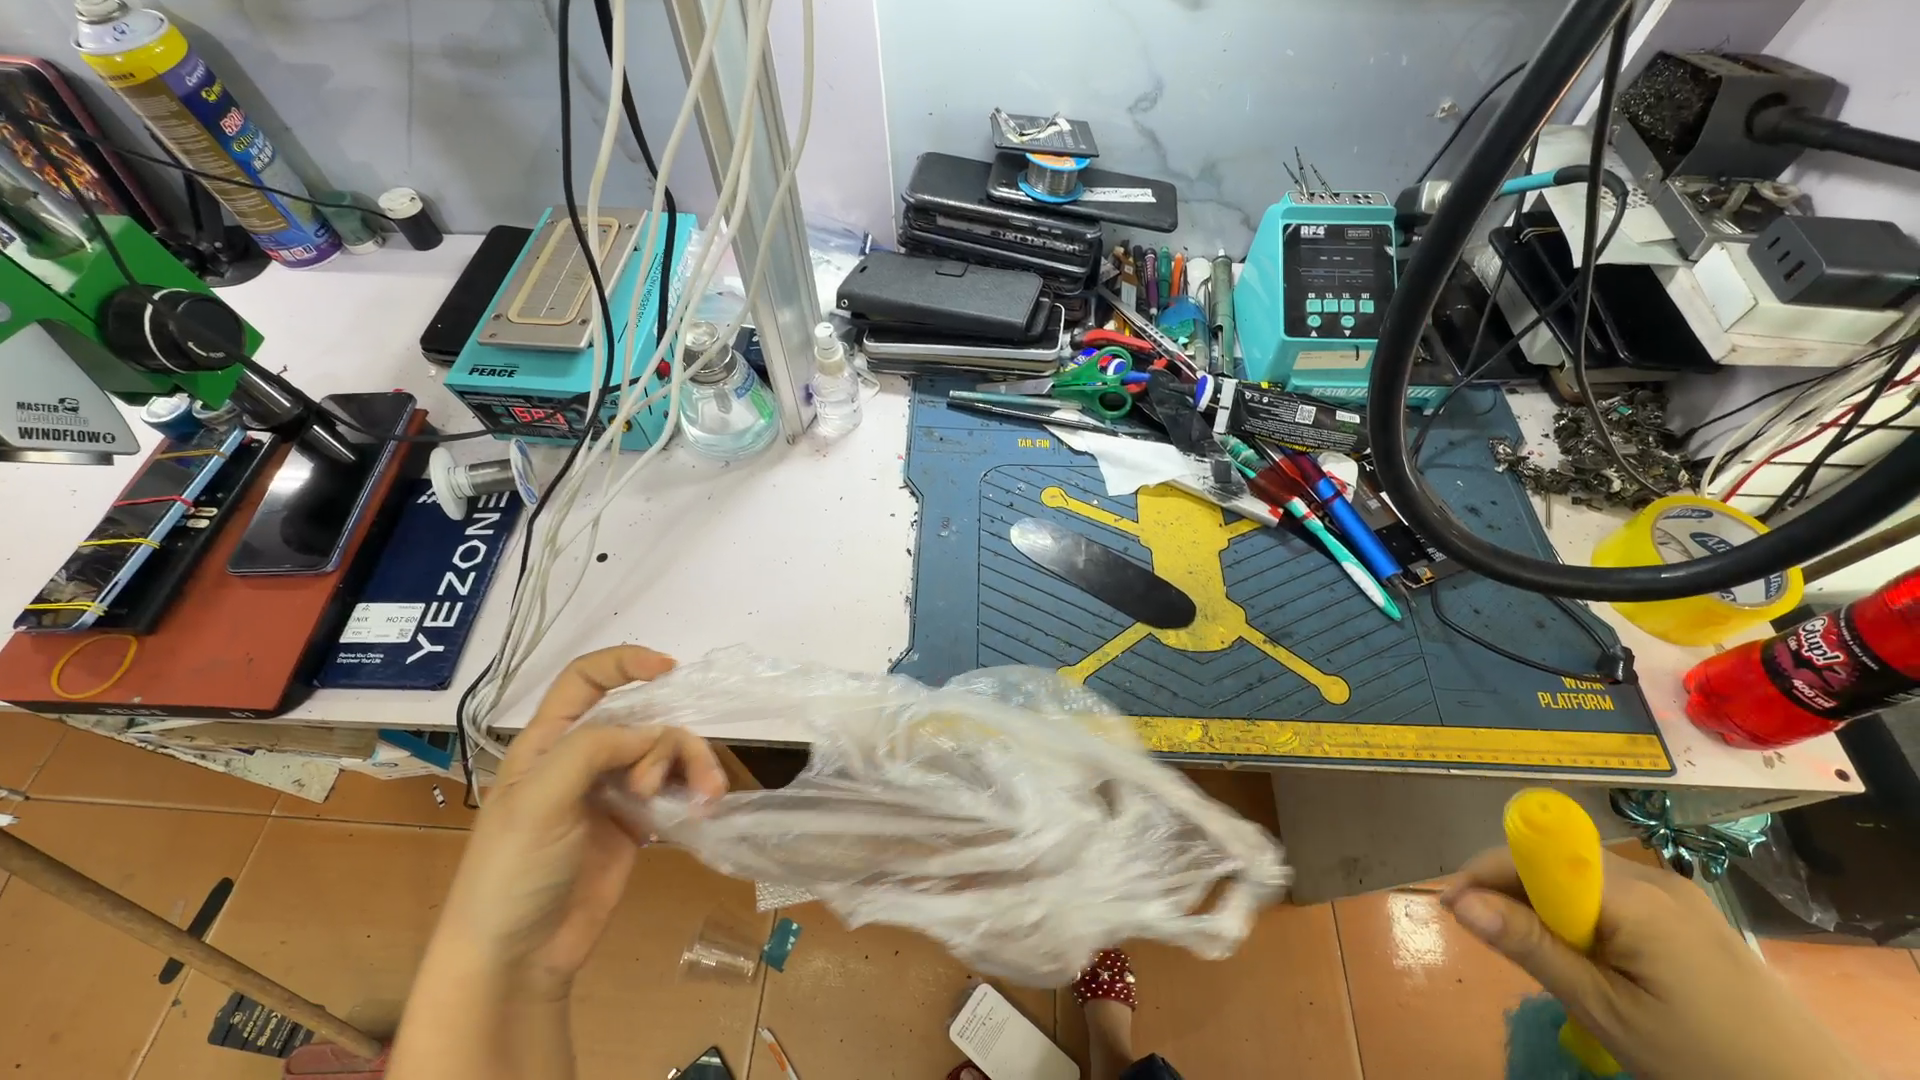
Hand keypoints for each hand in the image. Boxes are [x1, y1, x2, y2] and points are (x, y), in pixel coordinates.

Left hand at [440, 646, 727, 999]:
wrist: (518, 956)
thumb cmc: (512, 872)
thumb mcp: (539, 801)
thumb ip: (592, 750)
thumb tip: (651, 733)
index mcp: (547, 743)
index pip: (585, 680)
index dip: (623, 663)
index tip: (667, 668)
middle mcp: (583, 758)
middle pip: (641, 717)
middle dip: (667, 735)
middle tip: (659, 783)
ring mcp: (612, 791)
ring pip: (666, 751)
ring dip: (691, 764)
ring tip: (705, 797)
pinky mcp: (637, 822)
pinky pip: (675, 787)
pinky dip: (695, 789)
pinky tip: (705, 808)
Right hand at [1442, 848, 1867, 1079]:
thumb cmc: (1701, 1059)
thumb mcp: (1604, 1009)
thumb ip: (1531, 947)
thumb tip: (1457, 900)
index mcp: (1633, 898)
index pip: (1533, 853)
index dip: (1485, 871)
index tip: (1453, 908)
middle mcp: (1652, 877)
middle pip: (1553, 861)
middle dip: (1510, 891)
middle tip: (1496, 944)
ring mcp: (1675, 891)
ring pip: (1578, 876)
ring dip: (1544, 905)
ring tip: (1544, 959)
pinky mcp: (1687, 911)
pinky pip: (1610, 892)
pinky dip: (1580, 915)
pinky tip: (1588, 958)